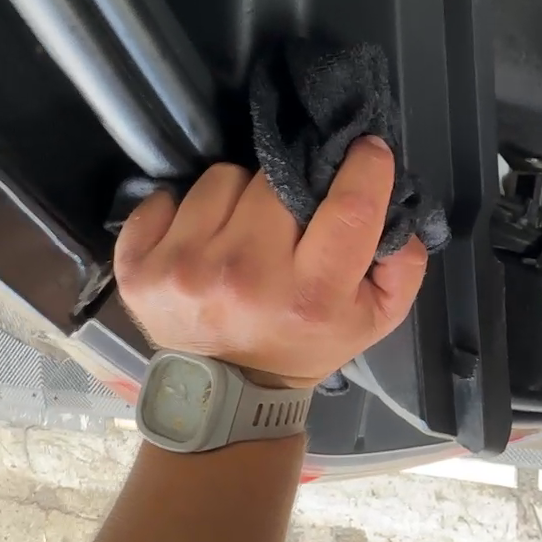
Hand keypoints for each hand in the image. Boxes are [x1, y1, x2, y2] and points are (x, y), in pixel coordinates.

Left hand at [113, 138, 427, 389]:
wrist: (229, 391)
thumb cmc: (309, 344)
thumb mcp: (378, 319)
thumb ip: (404, 265)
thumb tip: (397, 208)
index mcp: (312, 295)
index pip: (348, 208)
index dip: (364, 168)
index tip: (368, 149)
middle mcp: (246, 277)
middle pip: (278, 182)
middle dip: (294, 186)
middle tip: (296, 211)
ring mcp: (185, 270)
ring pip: (223, 179)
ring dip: (242, 195)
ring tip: (247, 227)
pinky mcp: (138, 268)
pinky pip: (166, 197)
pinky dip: (187, 209)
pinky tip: (204, 236)